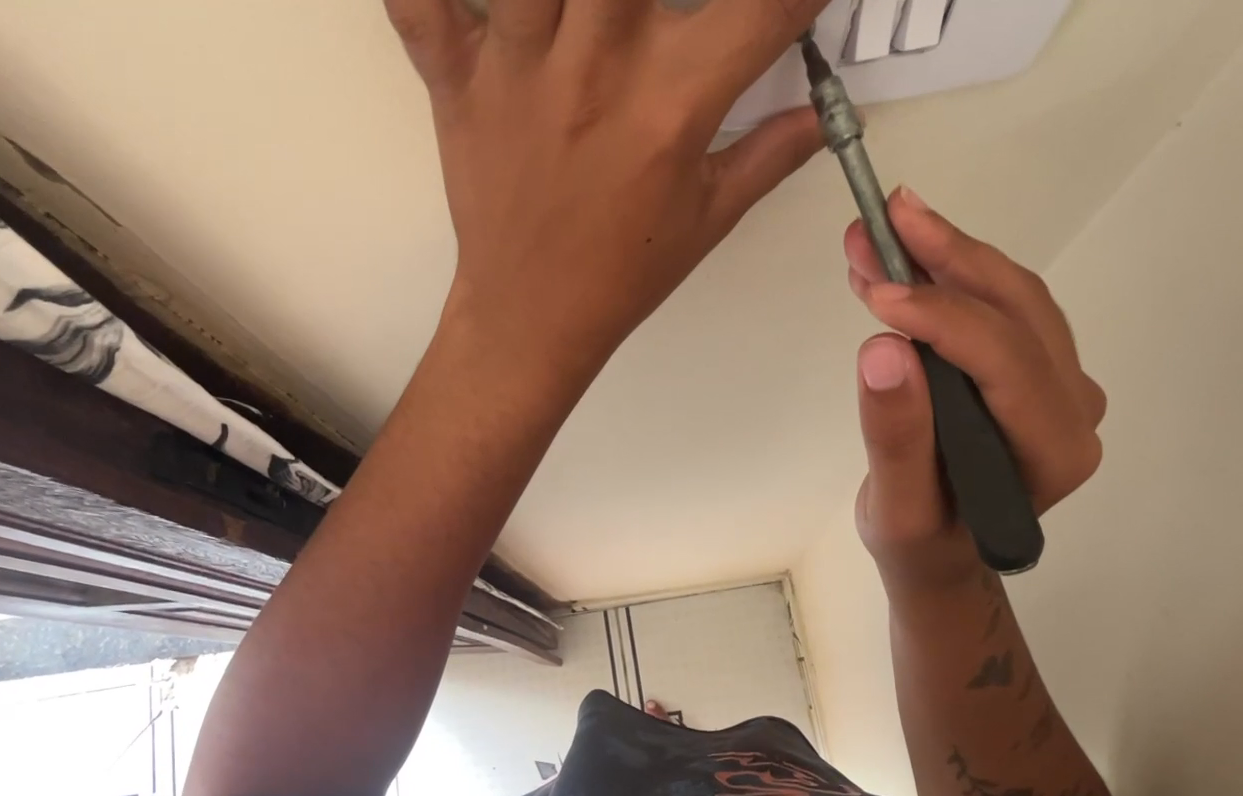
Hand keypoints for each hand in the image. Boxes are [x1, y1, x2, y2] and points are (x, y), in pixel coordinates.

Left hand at [387, 0, 824, 366]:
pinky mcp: (456, 79)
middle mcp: (599, 66)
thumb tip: (824, 117)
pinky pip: (418, 5)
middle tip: (665, 2)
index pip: (763, 6)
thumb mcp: (708, 219)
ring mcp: (518, 67)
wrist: (532, 316)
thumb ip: (770, 156)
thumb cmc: (622, 272)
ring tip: (582, 4)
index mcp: (673, 103)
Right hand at [846, 188, 1106, 593]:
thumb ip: (896, 436)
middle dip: (945, 256)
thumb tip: (884, 348)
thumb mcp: (897, 508)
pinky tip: (900, 261)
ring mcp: (1058, 384)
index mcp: (1055, 449)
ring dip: (943, 255)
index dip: (941, 317)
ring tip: (879, 231)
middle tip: (882, 218)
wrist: (940, 554)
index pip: (1004, 359)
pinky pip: (997, 308)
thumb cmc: (920, 543)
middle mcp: (1073, 407)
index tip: (875, 291)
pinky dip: (946, 277)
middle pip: (1017, 308)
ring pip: (1010, 296)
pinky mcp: (1034, 370)